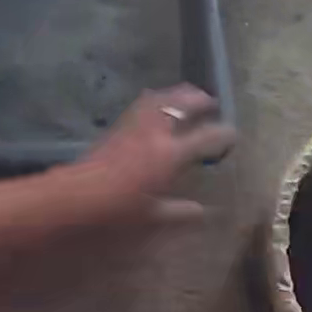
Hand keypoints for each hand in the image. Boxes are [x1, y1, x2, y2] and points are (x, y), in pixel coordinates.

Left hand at [73, 85, 236, 223]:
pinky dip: (157, 99)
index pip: (206, 138)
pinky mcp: (119, 124)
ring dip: (178, 94)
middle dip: (200, 101)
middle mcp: (155, 132)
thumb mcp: (152, 217)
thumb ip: (179, 212)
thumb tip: (201, 211)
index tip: (233, 133)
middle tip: (211, 102)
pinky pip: (143, 103)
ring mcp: (135, 124)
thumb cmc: (118, 210)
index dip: (223, 134)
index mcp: (170, 154)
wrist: (78, 195)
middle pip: (182, 105)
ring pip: (161, 98)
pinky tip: (157, 103)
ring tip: (188, 94)